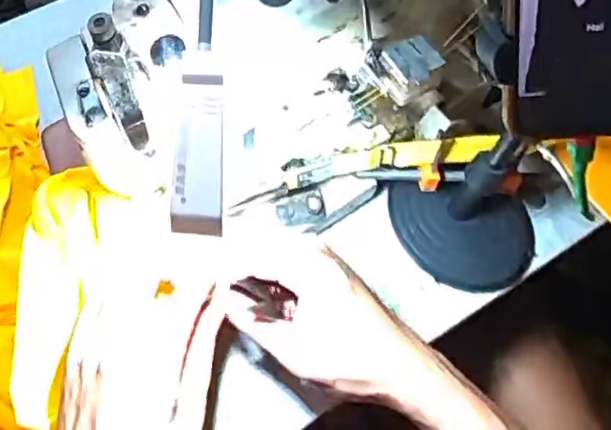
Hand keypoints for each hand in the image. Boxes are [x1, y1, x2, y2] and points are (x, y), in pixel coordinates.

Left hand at [57, 239, 223, 429]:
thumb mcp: (187, 419)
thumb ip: (200, 357)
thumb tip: (215, 309)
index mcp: (148, 366)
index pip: (182, 300)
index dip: (203, 281)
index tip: (215, 277)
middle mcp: (114, 352)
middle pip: (143, 281)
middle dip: (171, 273)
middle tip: (190, 282)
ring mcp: (88, 356)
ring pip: (115, 288)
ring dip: (140, 281)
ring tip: (161, 288)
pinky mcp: (71, 364)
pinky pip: (89, 310)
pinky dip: (110, 296)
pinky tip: (122, 300)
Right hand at [218, 239, 433, 401]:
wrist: (397, 363)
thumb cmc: (358, 356)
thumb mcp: (295, 349)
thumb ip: (256, 325)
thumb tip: (234, 307)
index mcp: (306, 262)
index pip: (254, 255)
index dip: (229, 269)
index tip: (213, 279)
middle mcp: (315, 250)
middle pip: (263, 247)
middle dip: (241, 266)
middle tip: (223, 286)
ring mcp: (323, 254)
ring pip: (276, 252)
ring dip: (257, 271)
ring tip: (243, 295)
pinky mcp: (328, 265)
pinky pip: (290, 260)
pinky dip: (274, 275)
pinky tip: (269, 296)